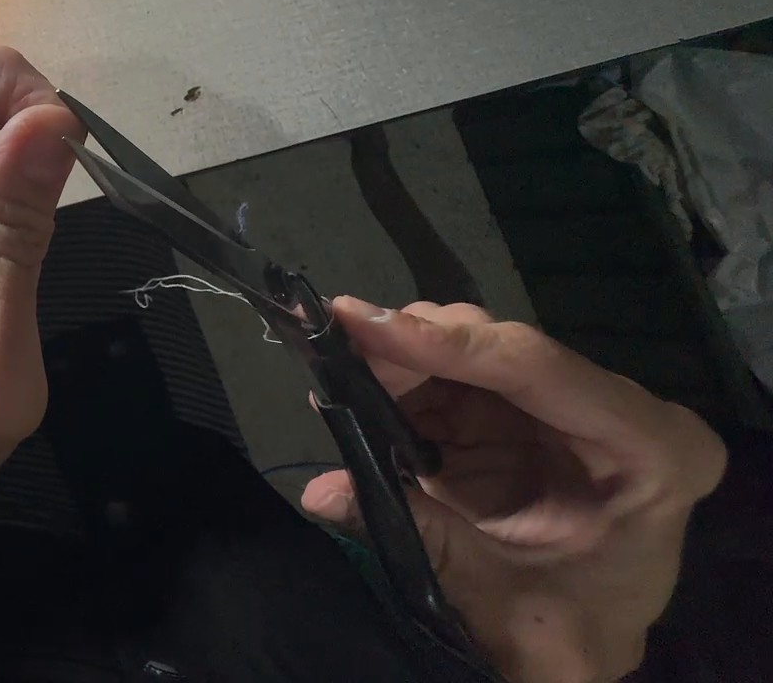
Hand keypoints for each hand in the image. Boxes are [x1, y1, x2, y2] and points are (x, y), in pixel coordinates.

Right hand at [303, 298, 726, 682]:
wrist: (561, 645)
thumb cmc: (559, 627)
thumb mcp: (497, 596)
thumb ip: (417, 533)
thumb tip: (320, 492)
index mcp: (649, 449)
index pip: (536, 368)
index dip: (442, 341)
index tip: (358, 323)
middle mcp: (604, 409)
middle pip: (488, 341)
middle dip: (405, 340)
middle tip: (328, 345)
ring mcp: (546, 402)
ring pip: (454, 338)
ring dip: (387, 349)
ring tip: (329, 365)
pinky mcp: (495, 404)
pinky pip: (430, 364)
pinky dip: (383, 367)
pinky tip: (343, 379)